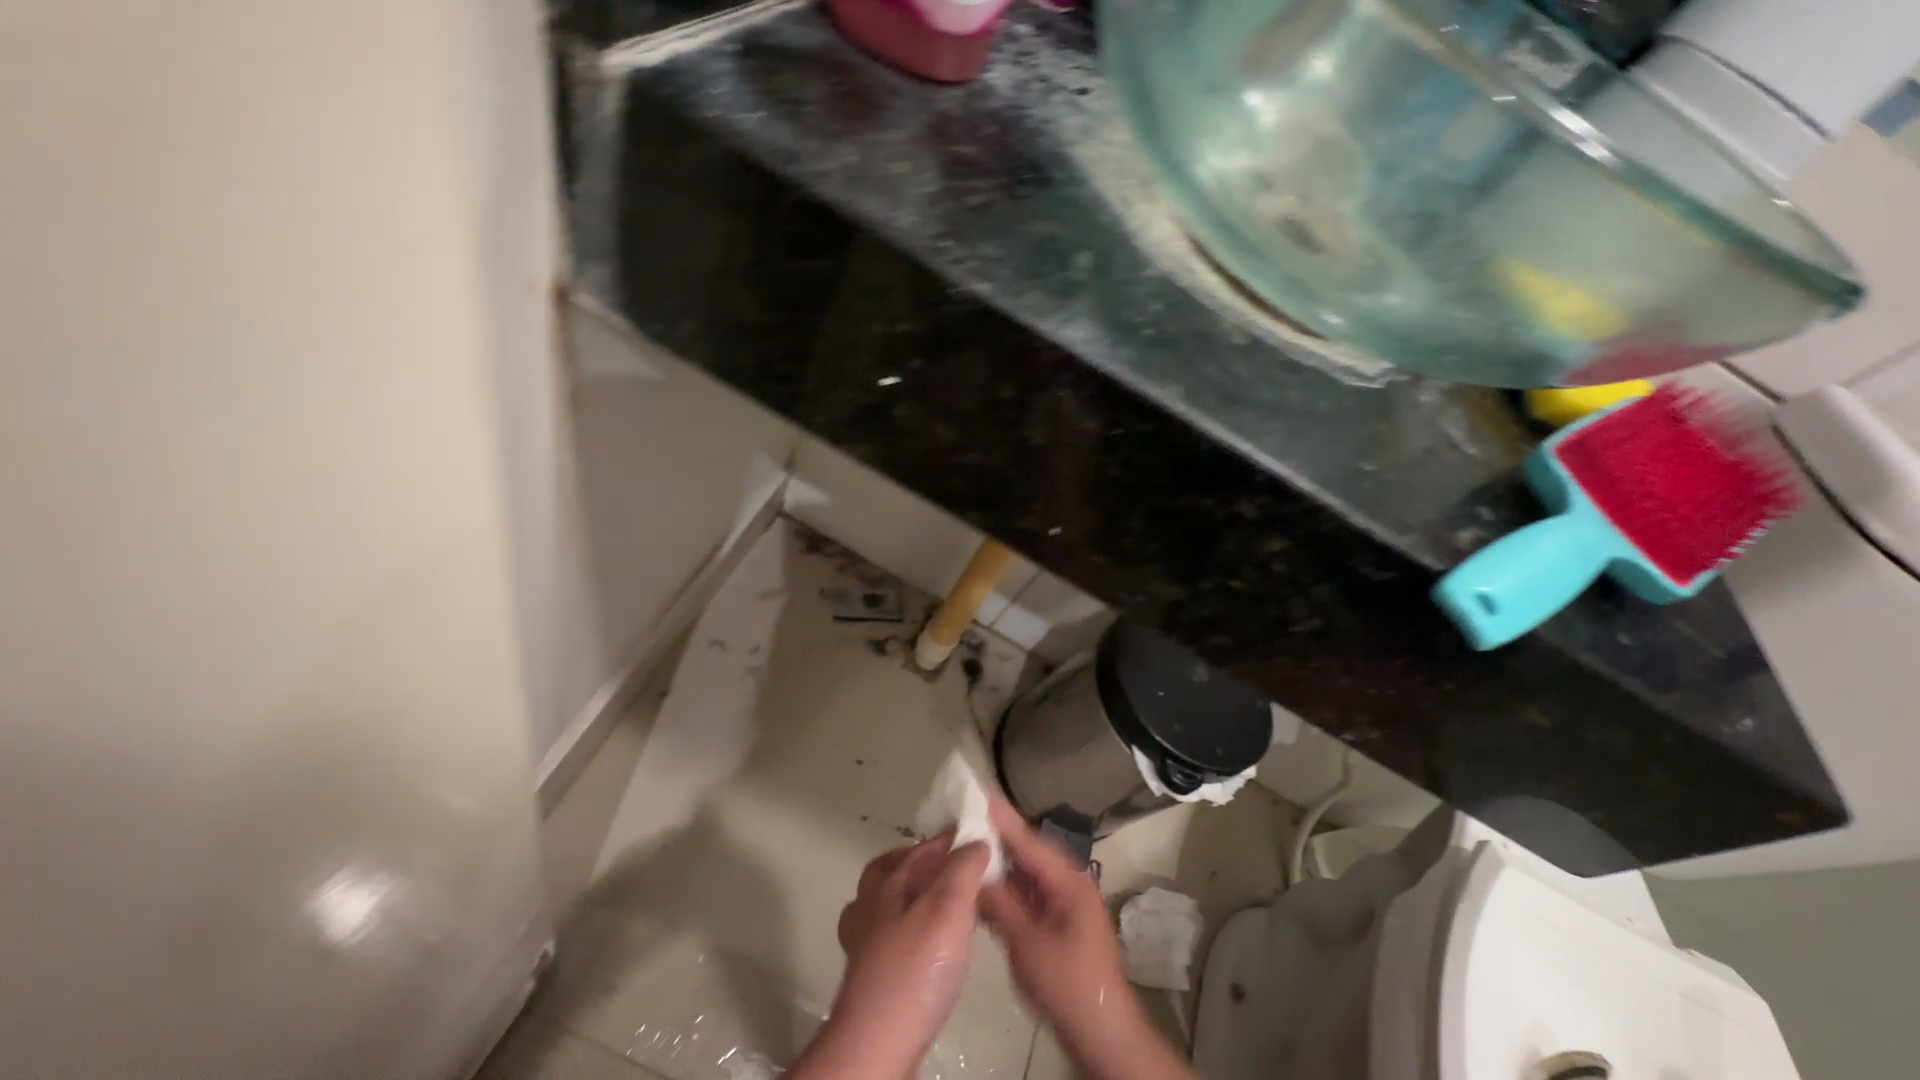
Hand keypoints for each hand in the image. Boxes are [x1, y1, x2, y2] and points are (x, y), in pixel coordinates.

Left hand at [814, 833, 990, 1079]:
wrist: (879, 1040)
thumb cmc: (916, 969)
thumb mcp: (947, 909)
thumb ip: (961, 871)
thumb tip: (975, 838)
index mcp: (886, 885)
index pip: (921, 849)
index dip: (951, 839)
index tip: (981, 837)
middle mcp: (869, 907)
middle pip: (892, 871)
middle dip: (923, 863)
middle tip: (957, 868)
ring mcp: (865, 943)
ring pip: (888, 904)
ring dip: (916, 896)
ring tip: (949, 906)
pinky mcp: (871, 975)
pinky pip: (891, 936)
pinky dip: (911, 929)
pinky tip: (931, 947)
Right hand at [978, 801, 1160, 1065]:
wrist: (1101, 1030)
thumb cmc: (1068, 983)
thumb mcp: (1027, 942)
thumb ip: (999, 904)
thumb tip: (972, 873)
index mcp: (1068, 881)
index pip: (1028, 840)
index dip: (1001, 817)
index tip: (975, 793)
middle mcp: (1068, 885)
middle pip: (1027, 853)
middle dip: (995, 839)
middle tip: (958, 822)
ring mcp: (1063, 906)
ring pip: (1025, 876)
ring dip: (997, 866)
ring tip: (961, 850)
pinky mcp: (1056, 926)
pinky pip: (1026, 897)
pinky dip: (1004, 891)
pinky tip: (978, 890)